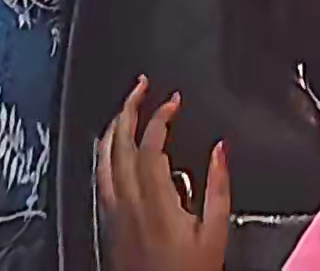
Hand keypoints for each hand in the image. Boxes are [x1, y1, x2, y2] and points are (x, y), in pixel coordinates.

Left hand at [98, 77, 228, 270]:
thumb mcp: (215, 234)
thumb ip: (218, 186)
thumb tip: (220, 148)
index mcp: (155, 201)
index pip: (150, 144)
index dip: (161, 115)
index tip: (174, 100)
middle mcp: (128, 202)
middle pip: (120, 143)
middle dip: (130, 107)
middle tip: (142, 85)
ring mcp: (114, 212)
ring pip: (103, 158)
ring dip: (113, 126)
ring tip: (125, 105)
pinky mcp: (108, 223)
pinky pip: (100, 176)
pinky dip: (104, 151)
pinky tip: (111, 145)